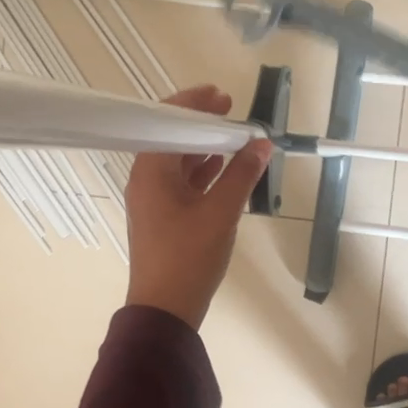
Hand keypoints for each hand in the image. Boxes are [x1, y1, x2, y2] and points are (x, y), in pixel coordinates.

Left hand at [124, 85, 273, 329]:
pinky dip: (203, 170)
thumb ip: (242, 174)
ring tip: (235, 135)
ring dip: (205, 147)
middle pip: (171, 138)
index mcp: (151, 171)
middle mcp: (145, 179)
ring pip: (178, 161)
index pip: (167, 121)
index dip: (194, 104)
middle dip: (202, 123)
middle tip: (232, 111)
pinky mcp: (162, 217)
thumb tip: (262, 143)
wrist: (165, 310)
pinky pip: (181, 182)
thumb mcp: (221, 213)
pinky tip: (225, 166)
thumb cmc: (188, 257)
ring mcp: (152, 199)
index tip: (223, 97)